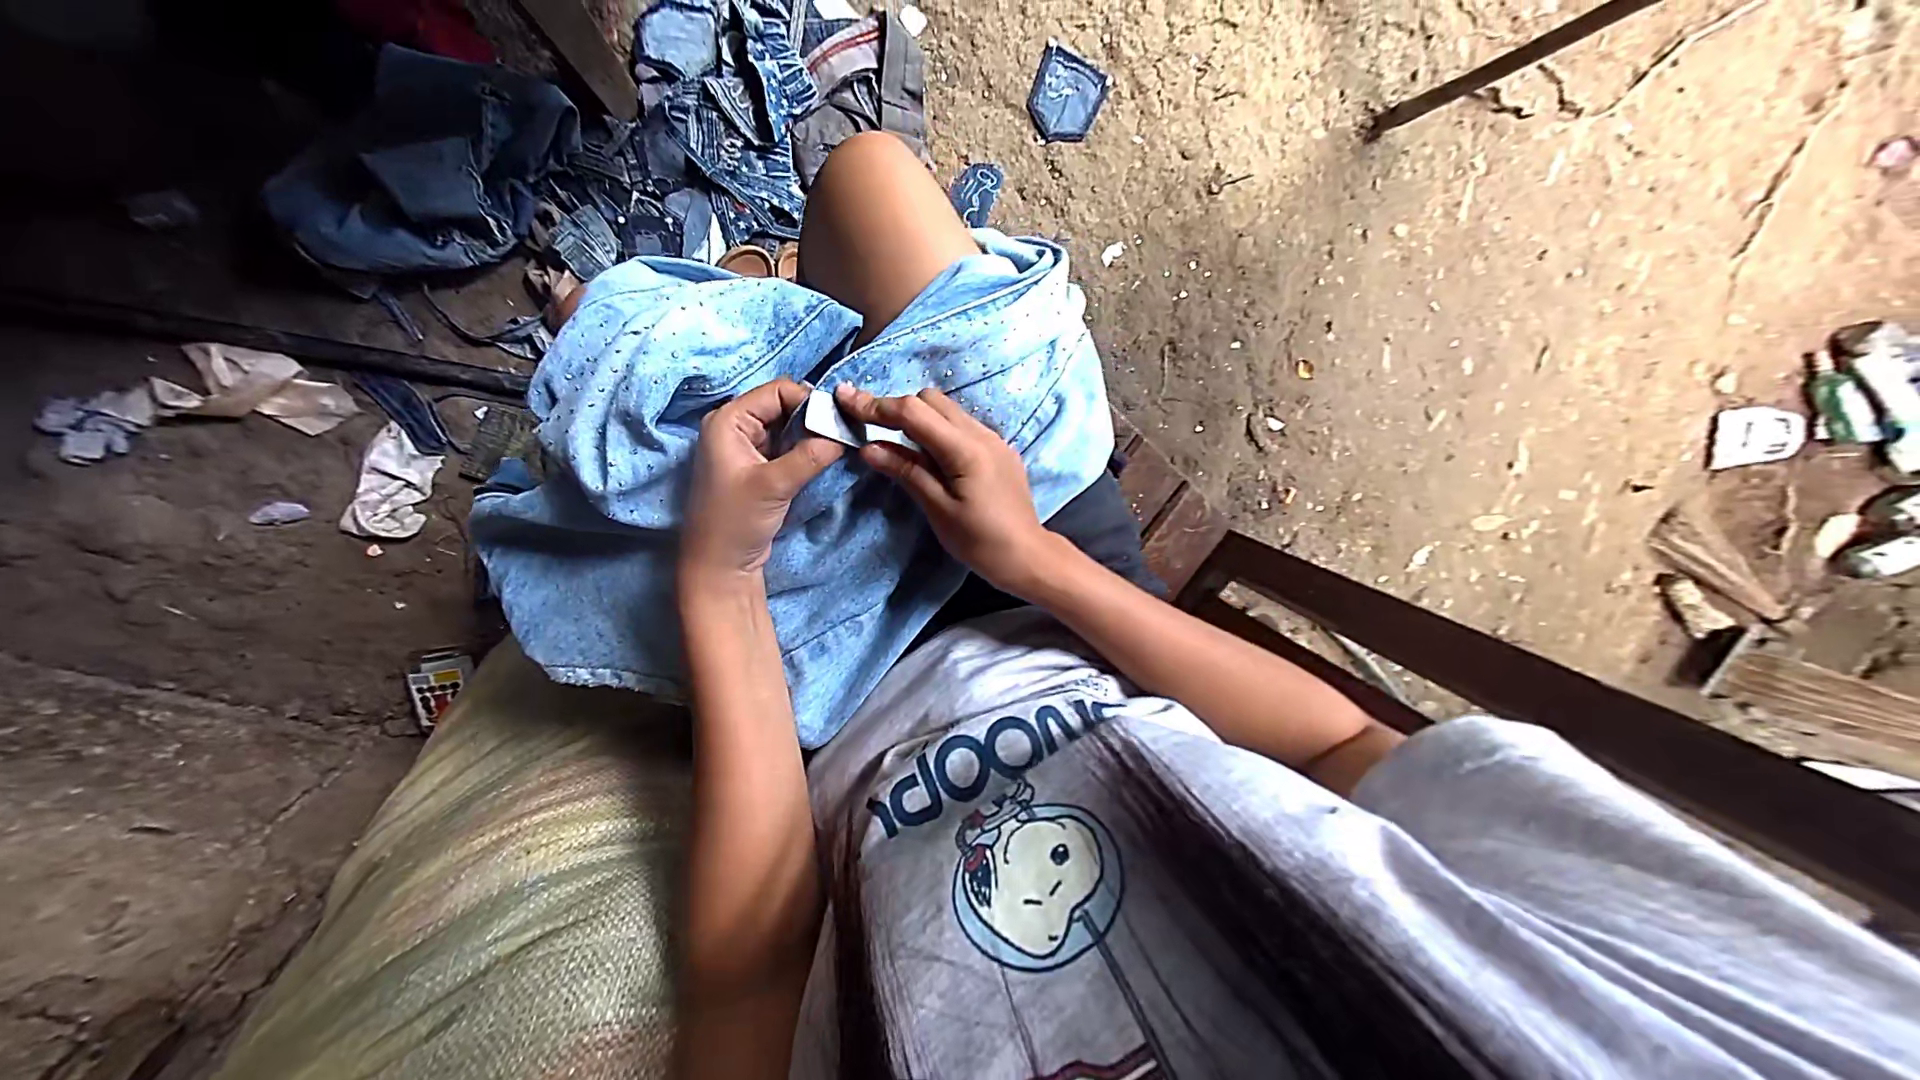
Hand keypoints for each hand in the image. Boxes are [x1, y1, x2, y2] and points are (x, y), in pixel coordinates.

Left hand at [682, 378, 843, 583]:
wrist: (721, 566)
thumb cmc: (735, 522)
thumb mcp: (774, 485)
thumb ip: (810, 456)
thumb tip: (844, 434)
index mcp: (729, 421)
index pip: (778, 391)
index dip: (810, 401)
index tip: (839, 421)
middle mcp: (736, 427)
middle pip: (785, 406)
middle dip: (814, 418)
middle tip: (844, 434)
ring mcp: (748, 447)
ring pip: (789, 427)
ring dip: (813, 435)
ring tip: (839, 445)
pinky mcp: (760, 467)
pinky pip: (788, 446)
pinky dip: (807, 450)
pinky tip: (825, 458)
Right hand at [834, 384, 1060, 596]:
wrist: (1027, 556)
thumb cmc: (980, 541)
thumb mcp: (938, 510)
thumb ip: (906, 472)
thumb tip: (868, 447)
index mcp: (965, 449)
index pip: (913, 412)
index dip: (875, 405)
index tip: (845, 398)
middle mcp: (982, 434)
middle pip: (930, 400)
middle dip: (897, 408)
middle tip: (870, 427)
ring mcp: (993, 439)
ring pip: (947, 410)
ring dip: (918, 417)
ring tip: (894, 441)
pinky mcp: (998, 449)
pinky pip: (961, 425)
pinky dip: (937, 429)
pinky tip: (927, 453)